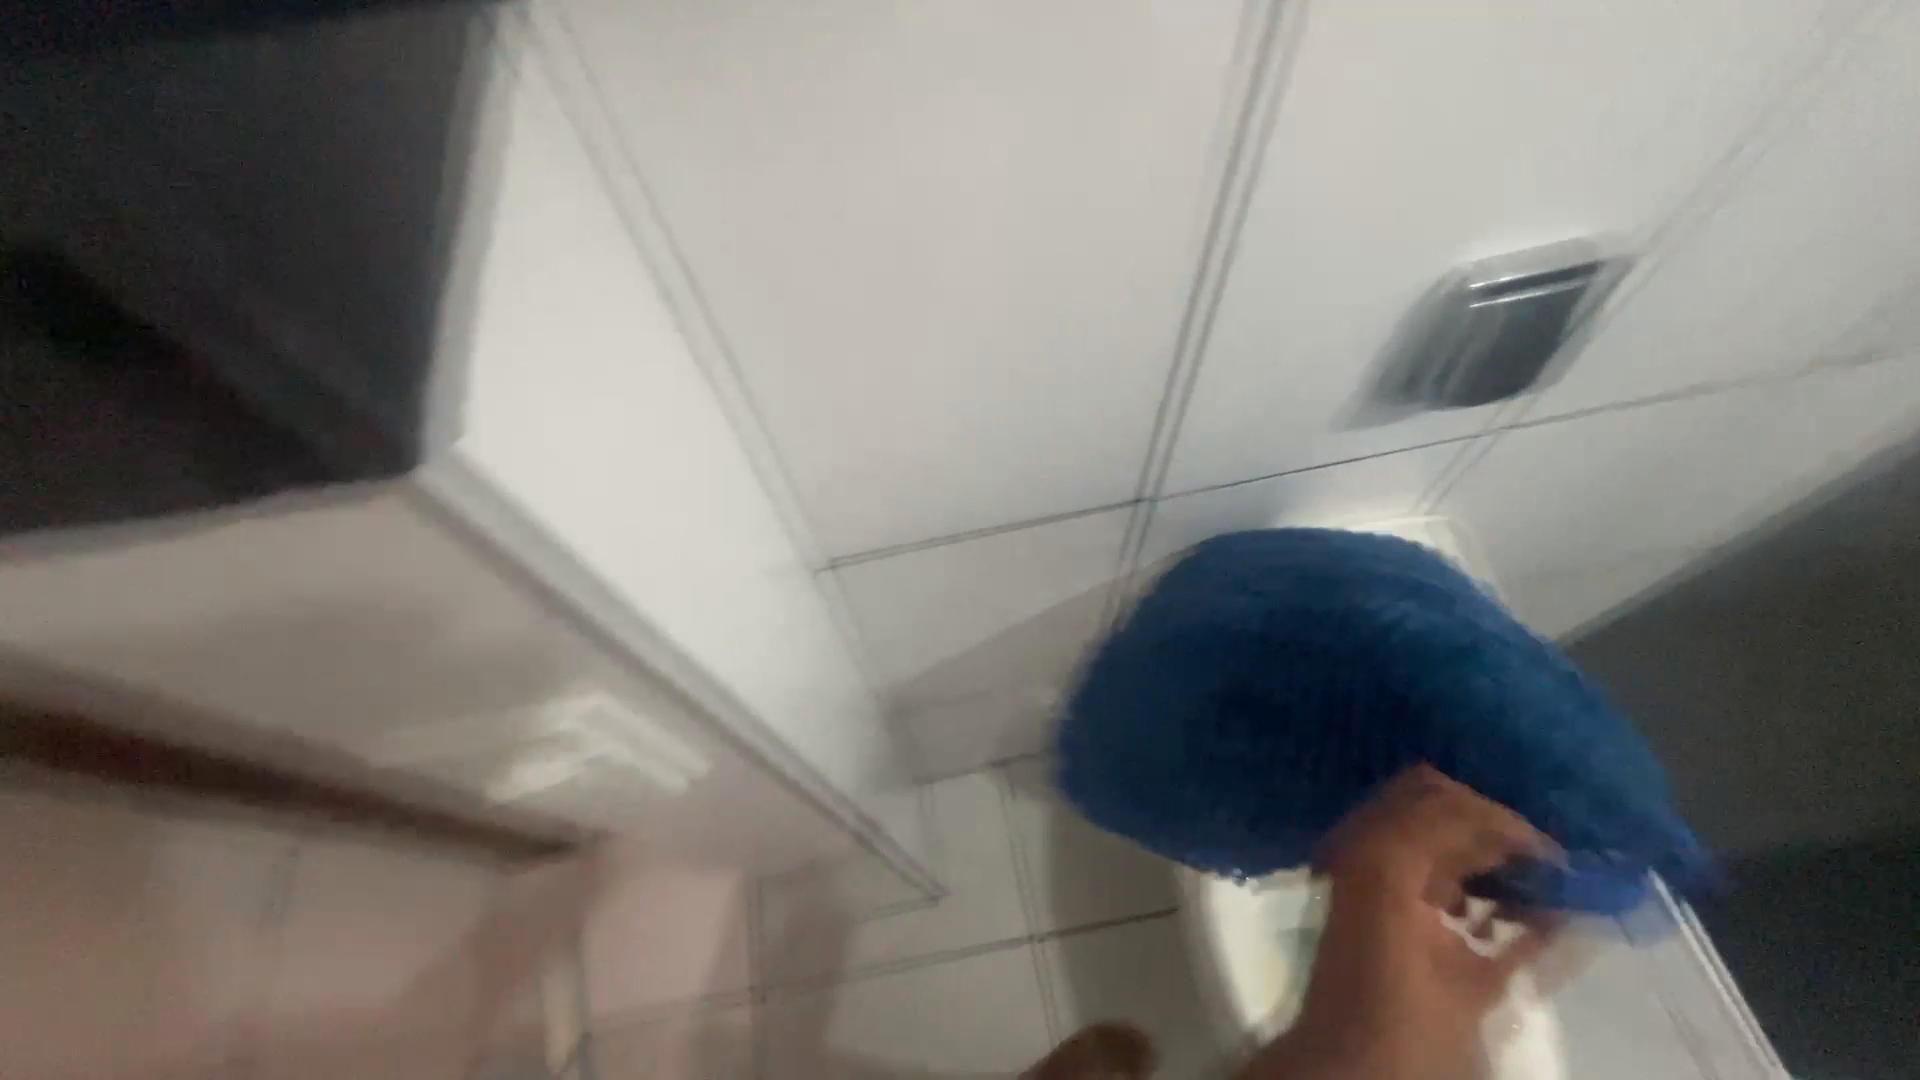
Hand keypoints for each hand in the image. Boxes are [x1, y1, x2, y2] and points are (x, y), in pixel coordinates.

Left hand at [1243, 766, 1560, 1079]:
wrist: (1343, 1064)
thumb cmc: (1409, 1032)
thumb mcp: (1475, 986)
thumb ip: (1525, 941)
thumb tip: (1570, 909)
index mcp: (1388, 861)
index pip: (1452, 805)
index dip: (1510, 827)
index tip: (1558, 862)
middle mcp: (1362, 846)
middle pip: (1430, 797)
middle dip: (1488, 825)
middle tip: (1540, 868)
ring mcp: (1351, 861)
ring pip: (1416, 819)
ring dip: (1468, 844)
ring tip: (1522, 892)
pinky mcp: (1353, 884)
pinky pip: (1403, 850)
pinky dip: (1444, 866)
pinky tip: (1482, 912)